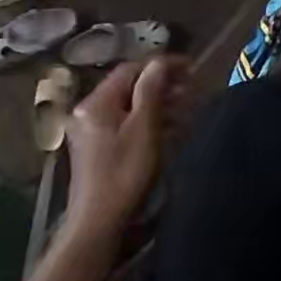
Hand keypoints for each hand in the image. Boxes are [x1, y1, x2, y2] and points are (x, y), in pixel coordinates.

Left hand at [64, 56, 182, 239]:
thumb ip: (151, 91)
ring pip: (130, 104)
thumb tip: (160, 62)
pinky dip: (149, 118)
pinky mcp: (98, 145)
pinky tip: (169, 127)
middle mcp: (88, 111)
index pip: (130, 70)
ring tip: (186, 108)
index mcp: (96, 104)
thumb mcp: (144, 127)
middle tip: (192, 88)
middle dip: (162, 84)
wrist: (101, 217)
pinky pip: (126, 120)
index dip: (162, 65)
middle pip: (129, 86)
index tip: (192, 68)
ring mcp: (91, 129)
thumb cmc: (126, 170)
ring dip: (159, 102)